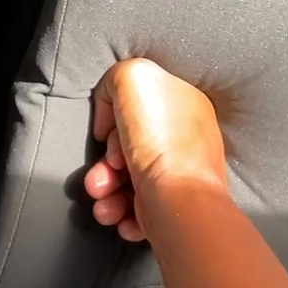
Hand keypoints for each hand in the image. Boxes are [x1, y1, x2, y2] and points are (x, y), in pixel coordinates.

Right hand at [83, 58, 226, 241]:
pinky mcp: (174, 205)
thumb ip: (117, 75)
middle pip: (127, 145)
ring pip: (127, 177)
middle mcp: (185, 138)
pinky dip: (120, 208)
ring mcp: (181, 174)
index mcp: (184, 104)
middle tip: (103, 173)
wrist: (178, 202)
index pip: (137, 104)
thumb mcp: (132, 77)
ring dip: (105, 188)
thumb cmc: (160, 140)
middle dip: (105, 163)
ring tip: (102, 200)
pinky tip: (116, 213)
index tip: (106, 134)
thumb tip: (109, 103)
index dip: (113, 119)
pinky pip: (137, 203)